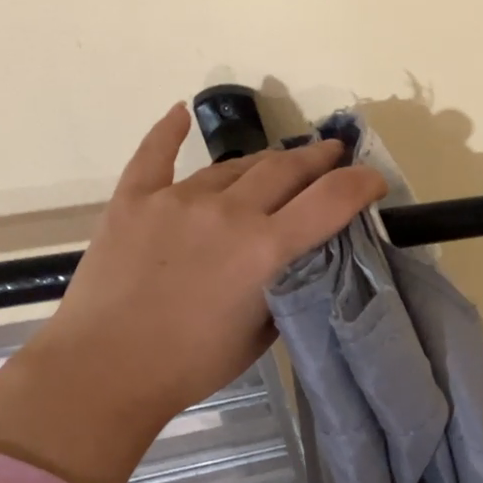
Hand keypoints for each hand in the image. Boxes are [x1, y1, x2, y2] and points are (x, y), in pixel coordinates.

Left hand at [0, 103, 386, 482]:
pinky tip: (181, 114)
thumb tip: (294, 263)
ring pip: (232, 166)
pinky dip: (170, 132)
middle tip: (335, 152)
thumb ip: (285, 288)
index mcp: (265, 248)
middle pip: (285, 169)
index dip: (360, 184)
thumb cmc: (194, 364)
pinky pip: (155, 155)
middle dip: (318, 158)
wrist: (106, 367)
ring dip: (264, 161)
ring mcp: (176, 199)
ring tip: (281, 161)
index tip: (375, 179)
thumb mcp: (262, 332)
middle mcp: (226, 211)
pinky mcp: (133, 200)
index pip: (329, 200)